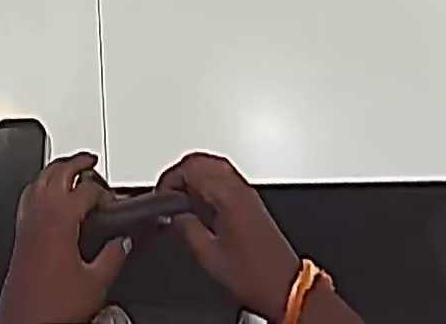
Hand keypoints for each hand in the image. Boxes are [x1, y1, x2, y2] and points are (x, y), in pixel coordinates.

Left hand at [0, 153, 128, 323]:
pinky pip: (27, 195)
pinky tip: (44, 192)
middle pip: (59, 171)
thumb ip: (114, 257)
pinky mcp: (18, 233)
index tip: (113, 202)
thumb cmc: (50, 309)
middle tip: (90, 160)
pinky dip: (38, 185)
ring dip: (56, 168)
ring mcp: (27, 221)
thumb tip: (124, 242)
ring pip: (40, 178)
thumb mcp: (94, 284)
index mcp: (60, 216)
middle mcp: (41, 212)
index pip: (87, 190)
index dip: (104, 193)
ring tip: (69, 167)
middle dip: (77, 161)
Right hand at [157, 153, 298, 319]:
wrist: (285, 286)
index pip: (192, 169)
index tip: (160, 193)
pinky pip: (224, 174)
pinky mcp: (249, 198)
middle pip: (202, 160)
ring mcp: (245, 191)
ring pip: (214, 164)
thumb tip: (174, 216)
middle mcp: (237, 187)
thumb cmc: (254, 275)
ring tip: (178, 193)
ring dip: (193, 172)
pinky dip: (207, 178)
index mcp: (227, 195)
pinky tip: (199, 198)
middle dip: (180, 171)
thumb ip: (188, 231)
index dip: (171, 178)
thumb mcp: (210, 258)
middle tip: (166, 191)